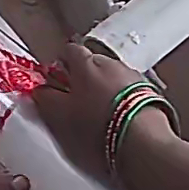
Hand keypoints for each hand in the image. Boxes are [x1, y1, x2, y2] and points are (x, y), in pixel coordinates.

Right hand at [32, 43, 174, 174]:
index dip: (61, 63)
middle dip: (84, 77)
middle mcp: (110, 62)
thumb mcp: (61, 115)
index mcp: (85, 63)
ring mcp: (132, 74)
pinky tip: (120, 117)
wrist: (141, 139)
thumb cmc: (95, 123)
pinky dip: (122, 98)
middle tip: (77, 100)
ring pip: (111, 75)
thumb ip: (46, 99)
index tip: (57, 79)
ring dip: (104, 87)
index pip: (69, 50)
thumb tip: (39, 90)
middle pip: (92, 62)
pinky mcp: (149, 90)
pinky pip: (129, 88)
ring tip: (101, 113)